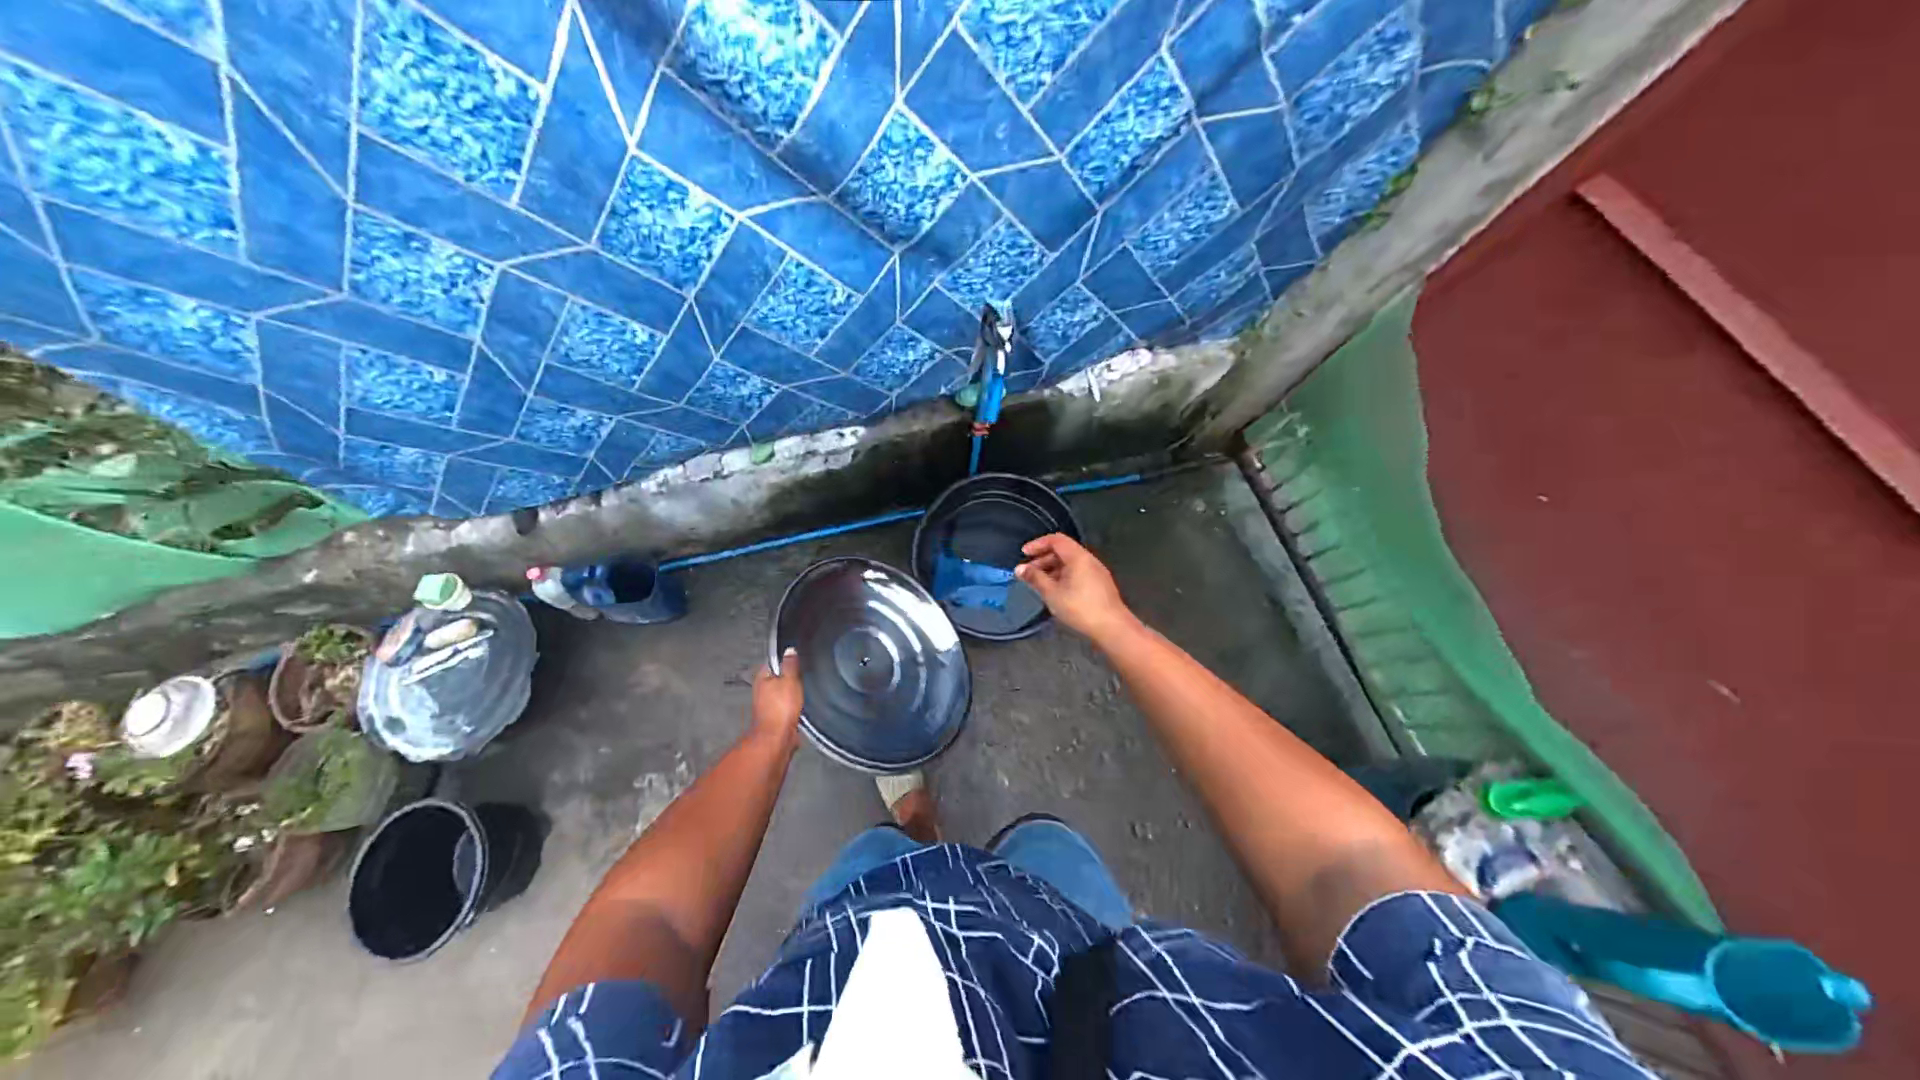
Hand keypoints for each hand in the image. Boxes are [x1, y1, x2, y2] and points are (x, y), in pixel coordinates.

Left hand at [753, 648, 803, 739]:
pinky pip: (787, 704)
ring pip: (784, 691)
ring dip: (794, 691)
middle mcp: (762, 689)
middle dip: (792, 676)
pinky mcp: (776, 716)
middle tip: (805, 675)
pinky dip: (794, 703)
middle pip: (780, 677)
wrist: (777, 737)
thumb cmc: (781, 706)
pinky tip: (802, 704)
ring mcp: (768, 703)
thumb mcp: (790, 680)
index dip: (787, 659)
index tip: (800, 660)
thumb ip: (790, 664)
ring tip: (806, 690)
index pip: (774, 661)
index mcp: (762, 677)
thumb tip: (789, 650)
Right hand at [1014, 534, 1134, 643]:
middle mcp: (1088, 560)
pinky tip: (1056, 591)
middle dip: (1043, 558)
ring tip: (1039, 583)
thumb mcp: (1052, 593)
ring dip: (1052, 568)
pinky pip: (1078, 572)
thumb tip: (1020, 569)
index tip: (1024, 554)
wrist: (1112, 627)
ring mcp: (1096, 571)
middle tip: (1028, 572)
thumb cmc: (1080, 608)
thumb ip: (1035, 578)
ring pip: (1070, 563)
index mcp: (1078, 557)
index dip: (1038, 544)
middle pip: (1063, 550)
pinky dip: (1063, 576)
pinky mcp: (1099, 584)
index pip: (1056, 540)